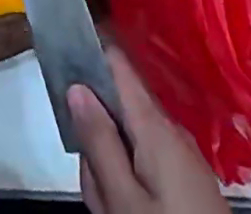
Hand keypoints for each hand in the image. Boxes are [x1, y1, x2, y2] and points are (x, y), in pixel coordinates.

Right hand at [69, 48, 229, 213]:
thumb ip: (98, 140)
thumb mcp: (122, 198)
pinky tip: (128, 210)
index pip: (118, 64)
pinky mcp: (187, 176)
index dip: (90, 52)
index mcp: (154, 125)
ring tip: (110, 206)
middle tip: (92, 178)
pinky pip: (146, 160)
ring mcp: (182, 153)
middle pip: (118, 108)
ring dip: (110, 164)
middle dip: (96, 133)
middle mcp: (171, 129)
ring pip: (129, 138)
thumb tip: (77, 86)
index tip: (62, 56)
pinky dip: (129, 179)